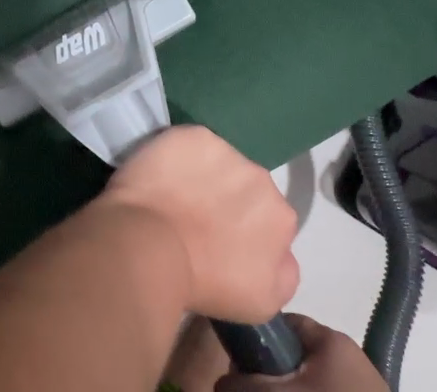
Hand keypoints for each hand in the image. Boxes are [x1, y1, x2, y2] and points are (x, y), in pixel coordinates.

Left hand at [93, 125, 298, 321]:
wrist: (151, 244)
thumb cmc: (206, 280)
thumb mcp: (264, 300)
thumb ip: (285, 272)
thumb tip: (282, 252)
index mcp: (282, 217)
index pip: (267, 219)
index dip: (243, 228)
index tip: (219, 238)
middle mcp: (262, 178)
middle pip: (246, 186)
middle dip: (227, 198)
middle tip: (195, 216)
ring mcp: (226, 152)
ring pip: (219, 162)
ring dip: (204, 174)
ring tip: (175, 194)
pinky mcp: (194, 135)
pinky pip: (190, 143)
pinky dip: (179, 154)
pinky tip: (163, 172)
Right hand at [217, 315, 386, 391]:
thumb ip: (237, 383)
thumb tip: (224, 383)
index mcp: (332, 341)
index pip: (282, 324)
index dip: (256, 340)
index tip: (240, 365)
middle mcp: (351, 358)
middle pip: (294, 356)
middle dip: (270, 375)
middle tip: (252, 391)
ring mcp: (365, 389)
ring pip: (310, 383)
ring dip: (287, 391)